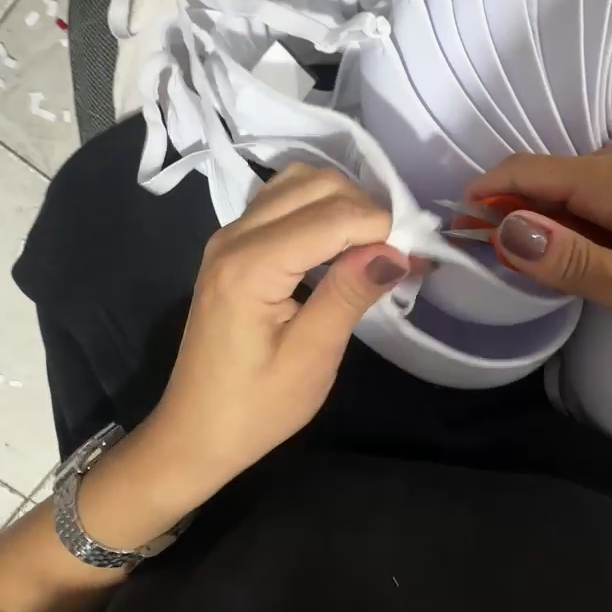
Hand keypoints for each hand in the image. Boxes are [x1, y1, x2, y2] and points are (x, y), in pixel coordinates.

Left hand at [143, 163, 408, 497]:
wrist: (196, 431)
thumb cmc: (256, 407)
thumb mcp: (312, 358)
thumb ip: (350, 294)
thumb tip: (398, 250)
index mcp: (251, 265)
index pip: (334, 214)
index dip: (382, 228)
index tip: (414, 259)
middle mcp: (235, 235)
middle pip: (317, 183)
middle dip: (365, 208)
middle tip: (394, 254)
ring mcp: (229, 234)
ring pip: (299, 180)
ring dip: (342, 201)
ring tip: (370, 246)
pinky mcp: (234, 243)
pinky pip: (283, 199)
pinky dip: (319, 206)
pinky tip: (338, 243)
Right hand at [467, 142, 611, 352]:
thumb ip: (574, 262)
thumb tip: (504, 230)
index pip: (522, 172)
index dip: (481, 200)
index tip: (454, 237)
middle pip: (535, 178)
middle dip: (501, 215)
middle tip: (486, 266)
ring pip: (556, 190)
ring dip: (530, 225)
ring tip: (525, 273)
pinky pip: (580, 200)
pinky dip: (559, 227)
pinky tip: (566, 262)